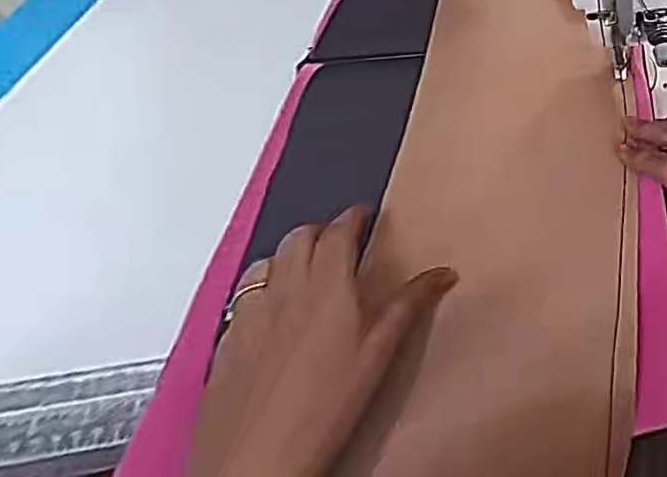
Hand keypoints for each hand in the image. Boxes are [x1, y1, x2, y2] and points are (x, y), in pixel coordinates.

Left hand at [192, 207, 455, 476]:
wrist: (254, 467)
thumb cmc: (320, 412)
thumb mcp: (378, 355)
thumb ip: (409, 305)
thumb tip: (442, 274)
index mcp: (326, 287)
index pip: (338, 231)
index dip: (353, 216)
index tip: (364, 215)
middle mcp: (285, 292)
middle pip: (299, 237)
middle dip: (322, 230)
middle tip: (339, 240)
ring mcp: (249, 317)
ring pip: (267, 261)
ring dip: (288, 255)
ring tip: (305, 269)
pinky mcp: (224, 346)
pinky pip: (241, 298)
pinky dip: (260, 289)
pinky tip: (270, 312)